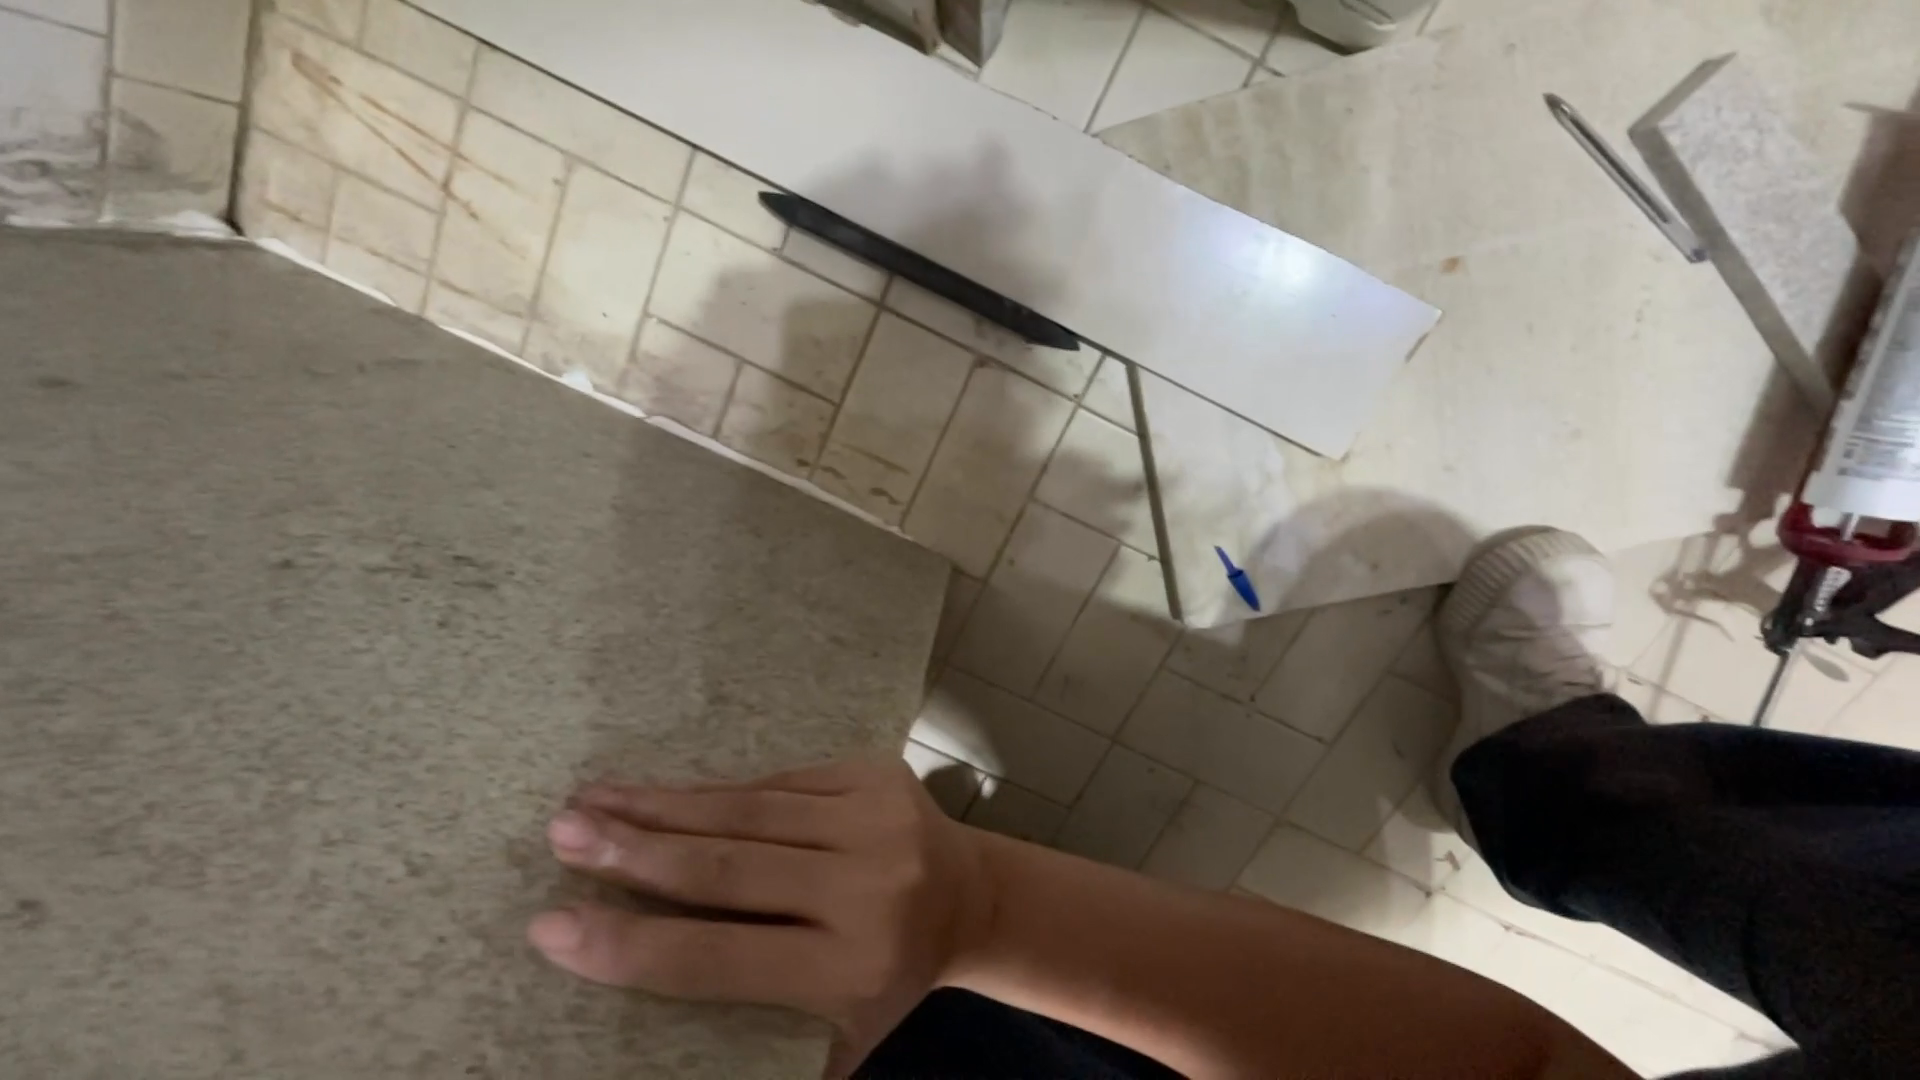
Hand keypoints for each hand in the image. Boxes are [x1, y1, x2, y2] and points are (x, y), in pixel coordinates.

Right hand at [527, 759, 992, 1076]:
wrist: (971, 895)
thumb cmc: (892, 975)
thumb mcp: (837, 1026)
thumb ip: (760, 1023)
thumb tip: (645, 1039)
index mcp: (849, 968)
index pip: (719, 957)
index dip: (630, 946)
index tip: (549, 928)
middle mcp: (866, 887)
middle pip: (728, 868)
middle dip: (633, 851)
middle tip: (560, 834)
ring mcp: (874, 819)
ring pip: (747, 811)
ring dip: (661, 805)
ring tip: (592, 800)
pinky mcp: (874, 773)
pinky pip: (777, 782)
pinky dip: (714, 791)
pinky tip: (664, 791)